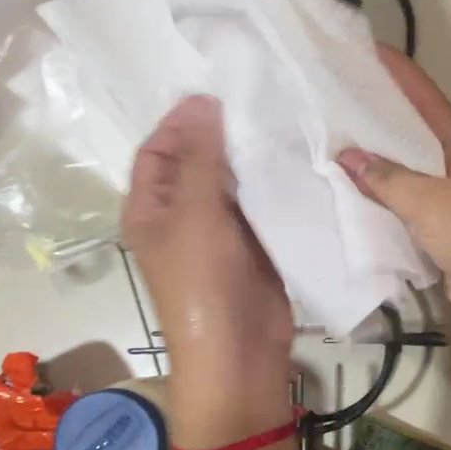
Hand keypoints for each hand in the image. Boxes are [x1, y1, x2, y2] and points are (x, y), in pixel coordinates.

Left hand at [122, 95, 293, 438]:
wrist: (239, 354)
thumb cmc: (202, 285)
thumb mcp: (195, 215)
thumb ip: (203, 158)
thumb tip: (206, 103)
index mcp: (150, 210)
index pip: (158, 151)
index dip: (181, 123)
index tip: (218, 96)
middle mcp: (183, 219)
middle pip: (200, 166)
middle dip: (225, 138)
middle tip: (261, 104)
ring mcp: (223, 238)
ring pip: (238, 189)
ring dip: (256, 164)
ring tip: (286, 128)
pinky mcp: (259, 253)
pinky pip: (266, 213)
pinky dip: (279, 193)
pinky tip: (300, 169)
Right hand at [337, 48, 450, 319]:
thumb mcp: (429, 201)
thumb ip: (386, 178)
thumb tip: (346, 155)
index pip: (416, 88)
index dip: (384, 65)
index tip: (344, 46)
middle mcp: (446, 158)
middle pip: (400, 127)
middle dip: (363, 113)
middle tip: (313, 97)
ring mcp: (439, 193)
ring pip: (395, 169)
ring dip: (363, 161)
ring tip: (313, 141)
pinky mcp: (432, 226)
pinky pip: (396, 205)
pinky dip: (371, 201)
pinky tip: (336, 194)